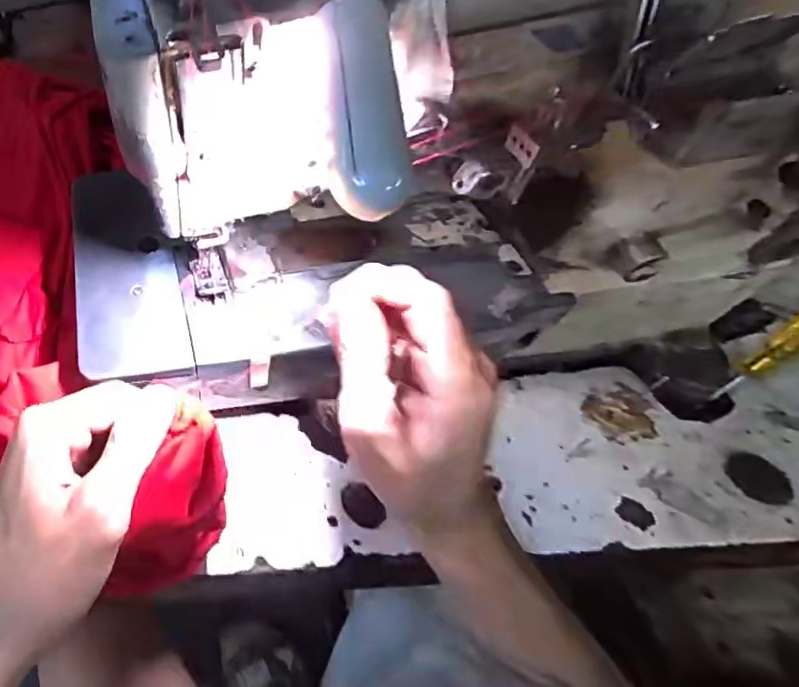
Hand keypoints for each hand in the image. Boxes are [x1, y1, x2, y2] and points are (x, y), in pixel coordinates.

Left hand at [0, 382, 179, 685]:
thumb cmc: (48, 575)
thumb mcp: (101, 510)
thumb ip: (134, 447)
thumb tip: (164, 393)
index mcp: (47, 422)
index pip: (119, 396)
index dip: (155, 422)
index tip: (182, 462)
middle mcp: (37, 422)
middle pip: (108, 411)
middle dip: (140, 441)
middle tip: (163, 485)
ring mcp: (35, 446)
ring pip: (100, 433)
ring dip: (127, 458)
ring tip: (145, 496)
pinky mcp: (39, 469)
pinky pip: (86, 453)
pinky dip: (109, 471)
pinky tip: (119, 501)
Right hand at [325, 264, 500, 548]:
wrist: (446, 513)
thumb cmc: (404, 477)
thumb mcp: (368, 423)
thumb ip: (360, 358)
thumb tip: (349, 300)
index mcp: (455, 373)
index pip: (424, 297)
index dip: (377, 285)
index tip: (335, 303)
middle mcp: (468, 358)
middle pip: (421, 293)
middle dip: (370, 291)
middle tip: (331, 318)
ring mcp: (462, 361)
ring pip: (415, 304)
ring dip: (371, 305)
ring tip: (337, 331)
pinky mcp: (449, 365)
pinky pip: (413, 325)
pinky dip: (379, 322)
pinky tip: (356, 344)